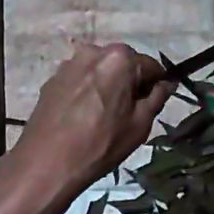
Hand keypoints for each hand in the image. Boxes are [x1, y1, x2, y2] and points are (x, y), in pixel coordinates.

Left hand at [11, 42, 173, 205]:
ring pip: (99, 71)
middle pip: (122, 64)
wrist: (47, 162)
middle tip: (129, 113)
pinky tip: (82, 117)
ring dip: (107, 86)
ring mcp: (68, 64)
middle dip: (129, 83)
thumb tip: (167, 83)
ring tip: (103, 117)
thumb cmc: (101, 143)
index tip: (154, 104)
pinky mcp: (52, 79)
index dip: (156, 85)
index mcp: (119, 58)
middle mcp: (93, 52)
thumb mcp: (140, 124)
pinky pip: (79, 80)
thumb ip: (157, 98)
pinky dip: (86, 92)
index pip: (151, 66)